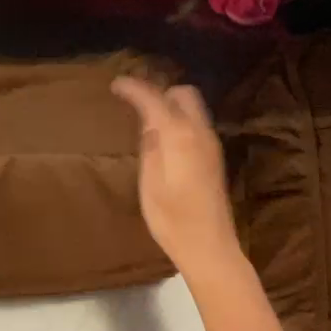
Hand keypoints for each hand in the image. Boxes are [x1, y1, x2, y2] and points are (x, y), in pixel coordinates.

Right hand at [111, 76, 239, 271]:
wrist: (209, 246)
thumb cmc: (172, 219)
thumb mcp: (150, 183)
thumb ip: (150, 146)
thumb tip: (149, 122)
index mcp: (180, 136)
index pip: (155, 99)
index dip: (134, 88)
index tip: (115, 84)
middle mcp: (200, 132)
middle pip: (182, 93)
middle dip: (159, 90)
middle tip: (135, 100)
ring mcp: (211, 144)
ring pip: (193, 107)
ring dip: (170, 104)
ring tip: (145, 115)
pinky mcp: (214, 157)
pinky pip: (196, 123)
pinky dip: (179, 119)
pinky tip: (164, 135)